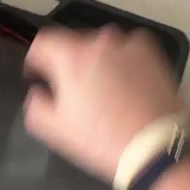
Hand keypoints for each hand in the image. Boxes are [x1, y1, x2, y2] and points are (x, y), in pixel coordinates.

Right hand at [23, 26, 184, 178]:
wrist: (154, 147)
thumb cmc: (106, 139)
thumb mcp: (55, 129)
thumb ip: (35, 103)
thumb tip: (38, 94)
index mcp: (71, 57)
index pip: (42, 42)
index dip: (35, 59)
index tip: (37, 73)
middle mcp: (100, 43)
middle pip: (72, 44)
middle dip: (68, 65)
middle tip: (73, 93)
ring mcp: (128, 46)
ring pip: (101, 48)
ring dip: (96, 64)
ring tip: (102, 94)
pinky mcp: (151, 54)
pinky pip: (128, 52)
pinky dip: (122, 64)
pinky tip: (123, 89)